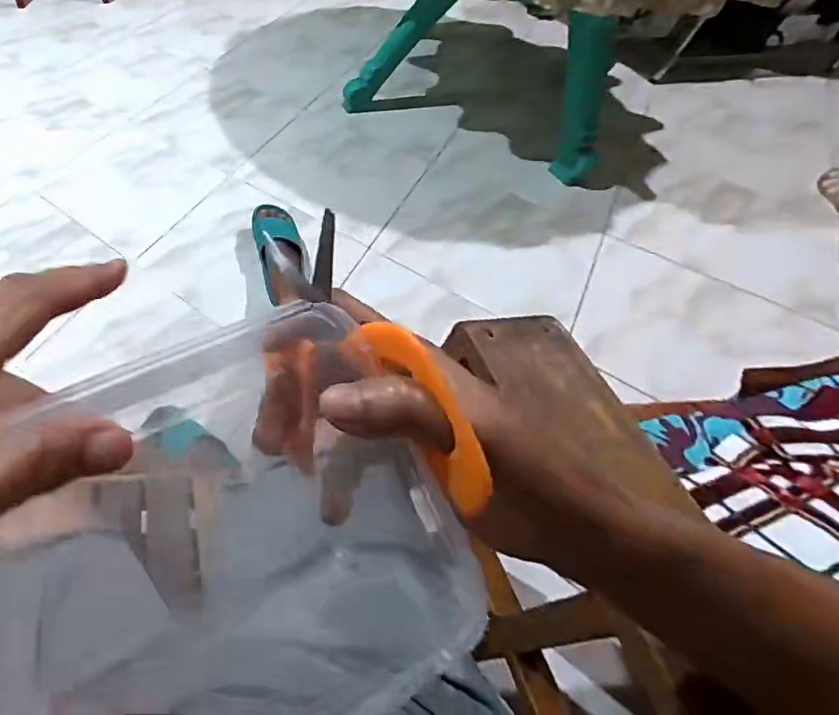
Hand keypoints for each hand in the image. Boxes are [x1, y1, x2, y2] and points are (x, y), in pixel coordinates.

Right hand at [284, 291, 644, 572]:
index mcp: (409, 355)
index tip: (265, 349)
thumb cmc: (524, 466)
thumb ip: (401, 408)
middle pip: (326, 363)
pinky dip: (331, 466)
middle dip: (292, 389)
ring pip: (331, 404)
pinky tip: (328, 502)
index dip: (302, 317)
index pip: (343, 315)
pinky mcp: (403, 452)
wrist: (572, 524)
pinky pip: (350, 447)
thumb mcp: (468, 432)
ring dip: (304, 428)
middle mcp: (396, 377)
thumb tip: (327, 401)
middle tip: (270, 439)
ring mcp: (397, 415)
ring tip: (287, 466)